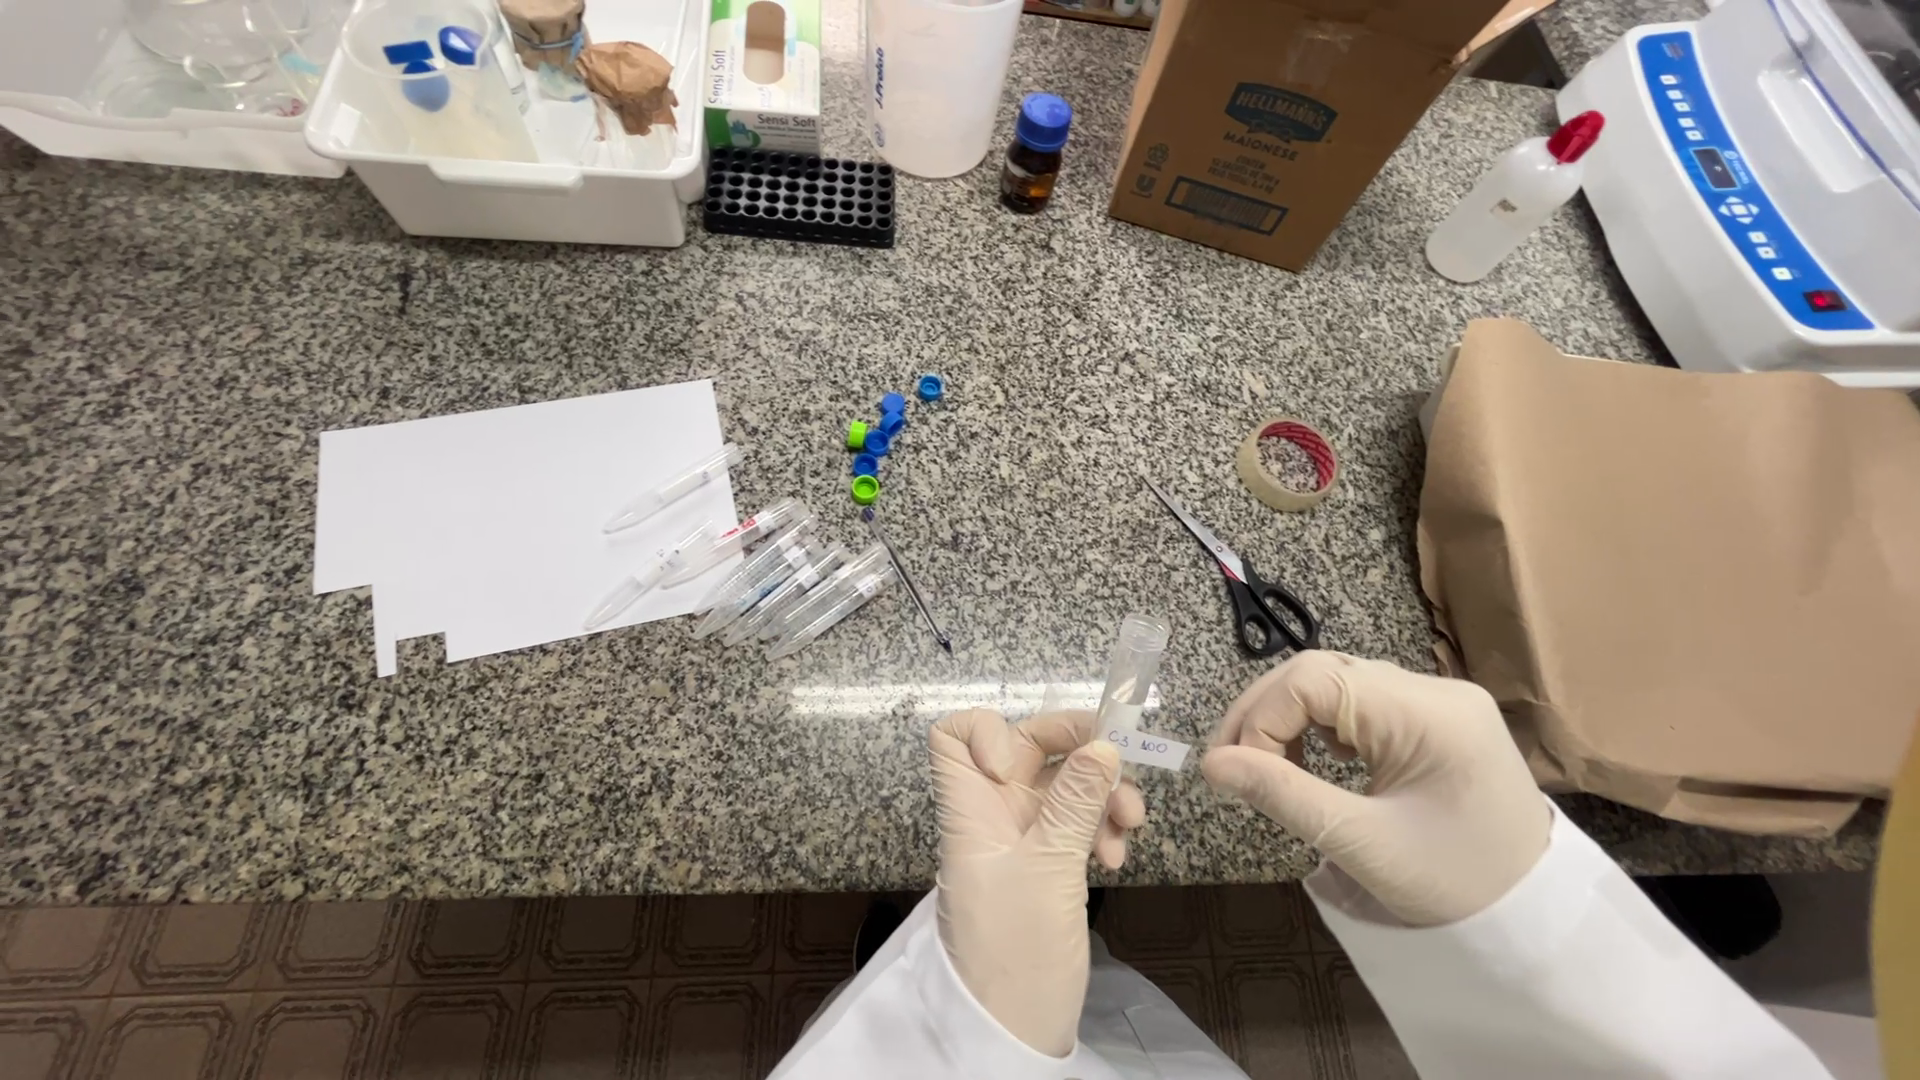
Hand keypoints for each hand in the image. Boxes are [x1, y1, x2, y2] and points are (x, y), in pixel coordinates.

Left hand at [930, 708, 1146, 1056]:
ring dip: (1100, 793)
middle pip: (1028, 747)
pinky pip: (1076, 817)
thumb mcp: (1048, 870)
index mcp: (970, 806)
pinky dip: (1099, 825)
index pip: (955, 735)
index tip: (1023, 761)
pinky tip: (1115, 856)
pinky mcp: (1048, 858)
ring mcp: (1022, 833)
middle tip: (1117, 762)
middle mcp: (993, 810)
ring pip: (1062, 782)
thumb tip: (1103, 745)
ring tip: (1127, 828)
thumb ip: (1075, 803)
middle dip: (1076, 751)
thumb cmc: (1016, 951)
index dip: (988, 730)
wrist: (1016, 1035)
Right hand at [1202, 651, 1549, 925]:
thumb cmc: (1457, 887)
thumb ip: (1283, 795)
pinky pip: (1356, 699)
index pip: (1312, 681)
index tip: (1237, 773)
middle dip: (1264, 712)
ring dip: (1287, 715)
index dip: (1261, 718)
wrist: (1538, 919)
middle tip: (1229, 763)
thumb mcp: (1363, 844)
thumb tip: (1211, 764)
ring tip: (1266, 765)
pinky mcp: (1432, 717)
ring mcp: (1436, 700)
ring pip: (1333, 680)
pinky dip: (1318, 723)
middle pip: (1319, 671)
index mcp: (1427, 713)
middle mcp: (1433, 689)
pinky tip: (1313, 758)